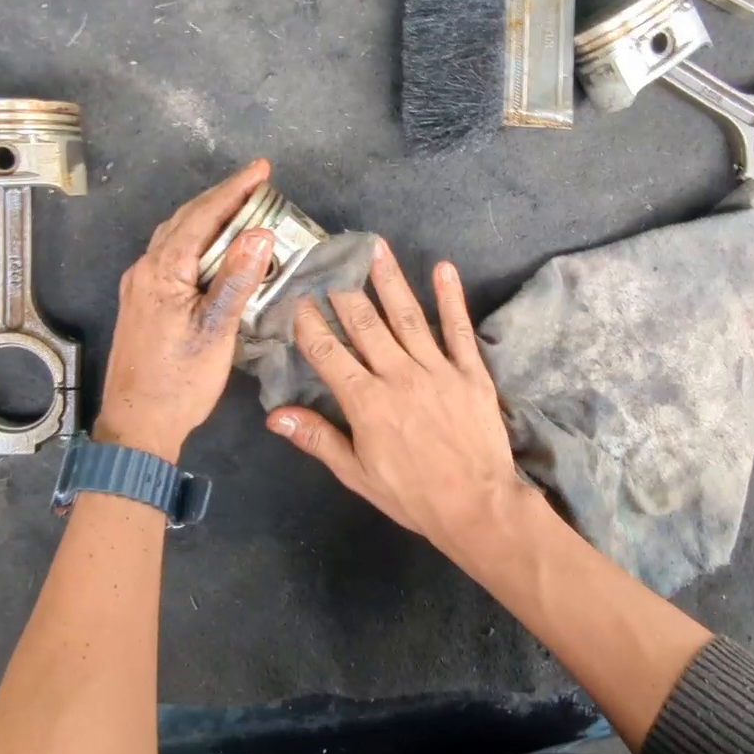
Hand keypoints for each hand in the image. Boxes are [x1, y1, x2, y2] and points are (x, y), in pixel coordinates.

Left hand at [97, 159, 275, 459]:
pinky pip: (170, 254)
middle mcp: (144, 270)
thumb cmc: (180, 381)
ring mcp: (139, 286)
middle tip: (256, 185)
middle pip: (185, 219)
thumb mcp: (215, 330)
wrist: (138, 423)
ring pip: (175, 236)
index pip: (202, 217)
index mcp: (162, 271)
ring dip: (207, 217)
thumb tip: (260, 234)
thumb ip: (236, 279)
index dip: (234, 191)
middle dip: (222, 198)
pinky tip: (212, 248)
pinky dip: (196, 240)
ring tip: (240, 209)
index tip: (262, 170)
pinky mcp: (142, 302)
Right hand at [266, 239, 532, 555]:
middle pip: (365, 323)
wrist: (479, 506)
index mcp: (366, 402)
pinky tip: (443, 268)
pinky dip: (451, 297)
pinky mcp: (470, 372)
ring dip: (390, 279)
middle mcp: (399, 375)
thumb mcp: (358, 475)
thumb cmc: (413, 496)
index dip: (309, 322)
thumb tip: (274, 416)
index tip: (297, 296)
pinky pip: (459, 329)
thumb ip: (318, 439)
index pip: (328, 352)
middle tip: (330, 259)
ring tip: (374, 247)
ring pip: (408, 316)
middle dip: (344, 290)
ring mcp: (437, 369)